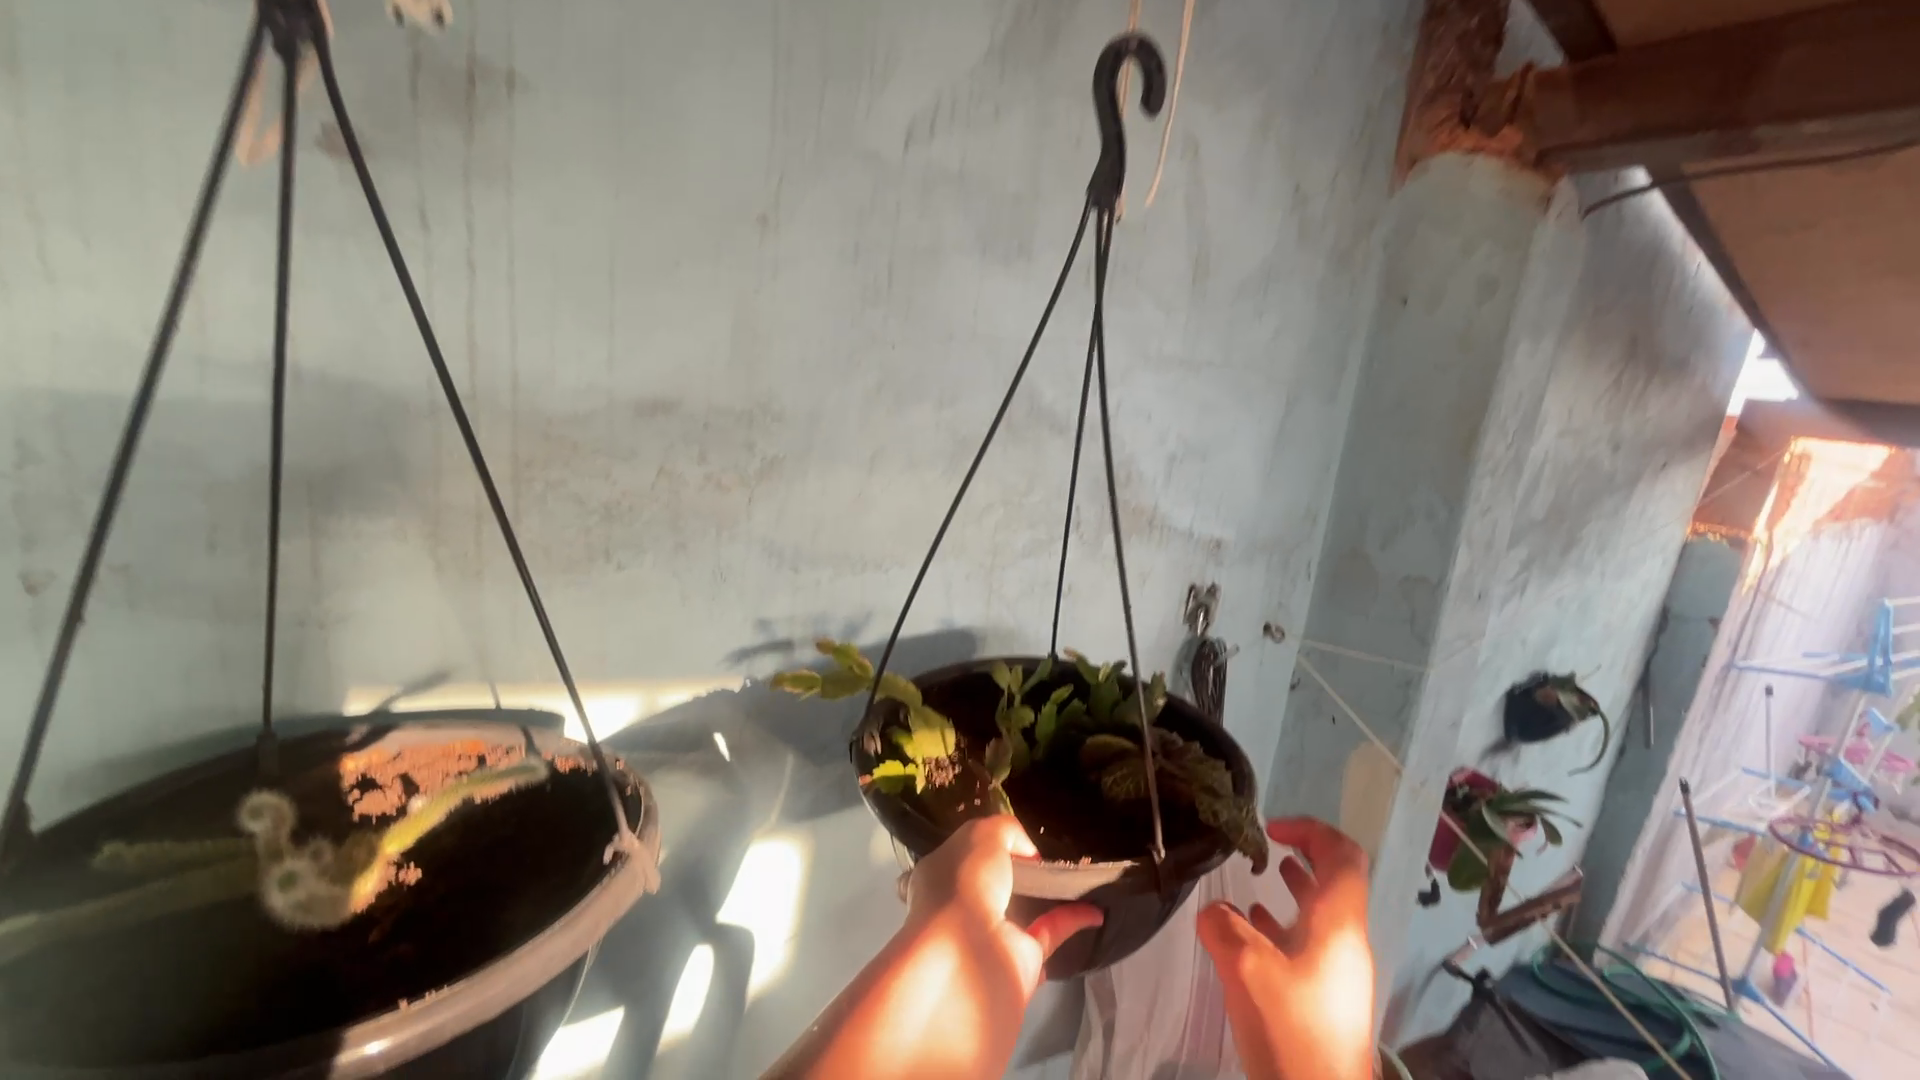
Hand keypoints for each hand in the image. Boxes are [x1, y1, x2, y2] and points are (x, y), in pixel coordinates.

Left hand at [764, 816, 1100, 1078]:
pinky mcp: (1019, 968)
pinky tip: (1096, 909)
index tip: (1033, 820)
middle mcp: (966, 897)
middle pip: (999, 871)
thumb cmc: (954, 906)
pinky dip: (1073, 921)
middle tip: (1067, 843)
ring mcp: (992, 935)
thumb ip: (996, 833)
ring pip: (1027, 902)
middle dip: (1026, 859)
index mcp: (946, 868)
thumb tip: (1022, 840)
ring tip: (1086, 869)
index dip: (1000, 830)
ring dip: (1053, 887)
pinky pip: (1050, 936)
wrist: (949, 987)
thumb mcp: (973, 850)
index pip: (975, 841)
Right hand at [1199, 818, 1375, 1079]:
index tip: (1270, 829)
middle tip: (1263, 846)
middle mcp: (1346, 941)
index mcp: (1338, 924)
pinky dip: (1282, 923)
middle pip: (1335, 880)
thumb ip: (1224, 927)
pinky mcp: (1325, 995)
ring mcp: (1338, 970)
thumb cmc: (1293, 1030)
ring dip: (1293, 887)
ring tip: (1258, 877)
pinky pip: (1308, 941)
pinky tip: (1249, 929)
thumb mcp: (1247, 970)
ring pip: (1320, 912)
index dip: (1310, 830)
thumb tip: (1215, 911)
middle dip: (1301, 854)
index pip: (1342, 855)